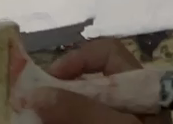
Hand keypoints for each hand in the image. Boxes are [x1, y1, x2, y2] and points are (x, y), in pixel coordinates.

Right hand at [27, 39, 166, 123]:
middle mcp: (129, 105)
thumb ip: (79, 110)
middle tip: (32, 104)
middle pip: (88, 83)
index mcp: (141, 89)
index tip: (50, 79)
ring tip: (31, 119)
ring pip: (79, 110)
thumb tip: (37, 93)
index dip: (77, 59)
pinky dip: (62, 123)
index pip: (107, 54)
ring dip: (54, 114)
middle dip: (58, 91)